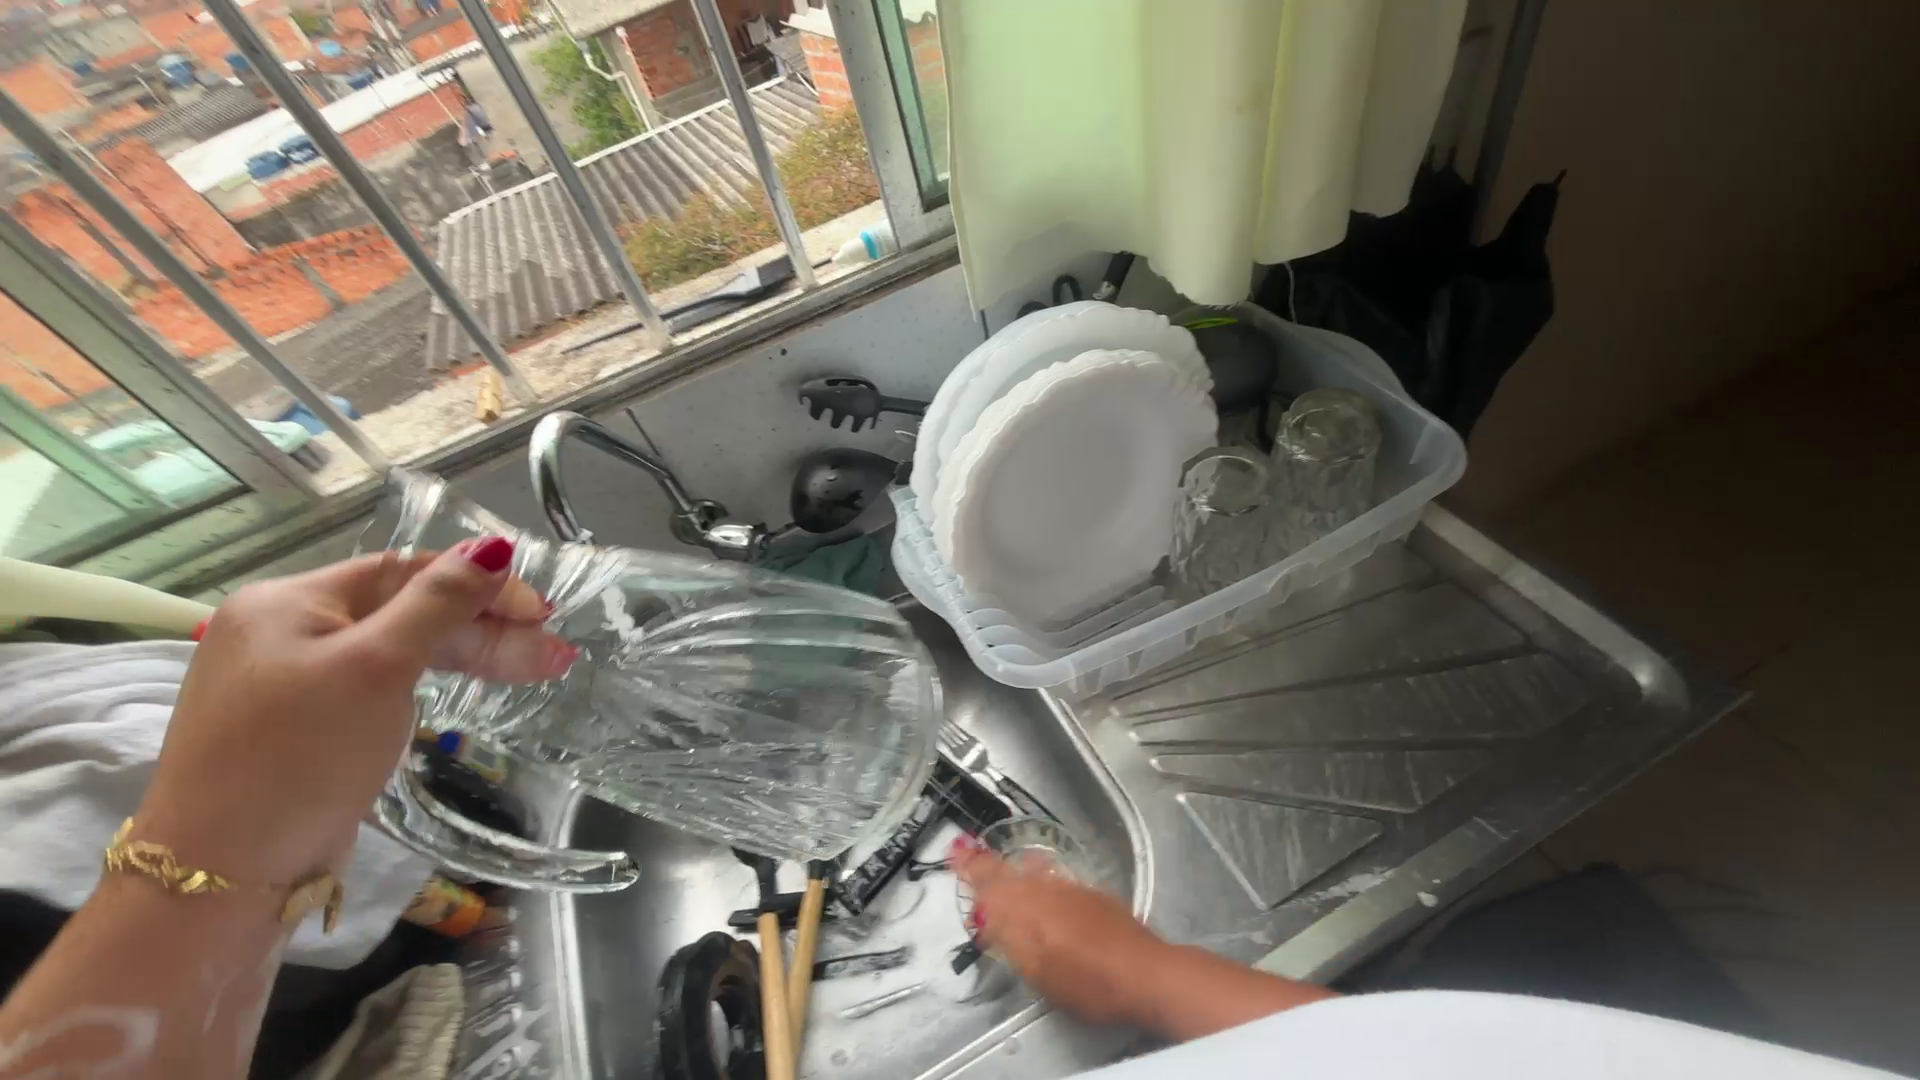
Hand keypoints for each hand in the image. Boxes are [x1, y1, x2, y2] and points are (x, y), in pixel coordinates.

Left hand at [133, 539, 574, 887]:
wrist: (221, 875)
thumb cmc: (300, 756)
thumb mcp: (378, 667)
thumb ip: (439, 602)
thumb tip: (495, 547)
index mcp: (290, 601)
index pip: (408, 570)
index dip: (481, 586)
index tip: (542, 614)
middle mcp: (290, 629)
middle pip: (411, 609)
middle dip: (488, 628)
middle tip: (553, 654)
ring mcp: (299, 678)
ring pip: (406, 647)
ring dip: (476, 654)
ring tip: (542, 669)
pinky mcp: (312, 721)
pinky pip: (388, 680)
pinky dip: (439, 679)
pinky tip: (475, 683)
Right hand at [951, 838, 1170, 1026]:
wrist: (1143, 972)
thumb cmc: (1087, 981)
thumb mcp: (1038, 971)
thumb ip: (1010, 940)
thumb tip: (986, 918)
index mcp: (1029, 907)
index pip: (991, 882)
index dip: (971, 868)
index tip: (955, 853)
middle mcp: (1047, 889)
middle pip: (1009, 871)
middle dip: (986, 864)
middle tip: (966, 855)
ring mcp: (1071, 889)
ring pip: (1031, 872)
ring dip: (1010, 869)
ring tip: (995, 868)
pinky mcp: (1090, 895)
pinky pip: (1051, 877)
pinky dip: (1035, 877)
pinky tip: (1035, 882)